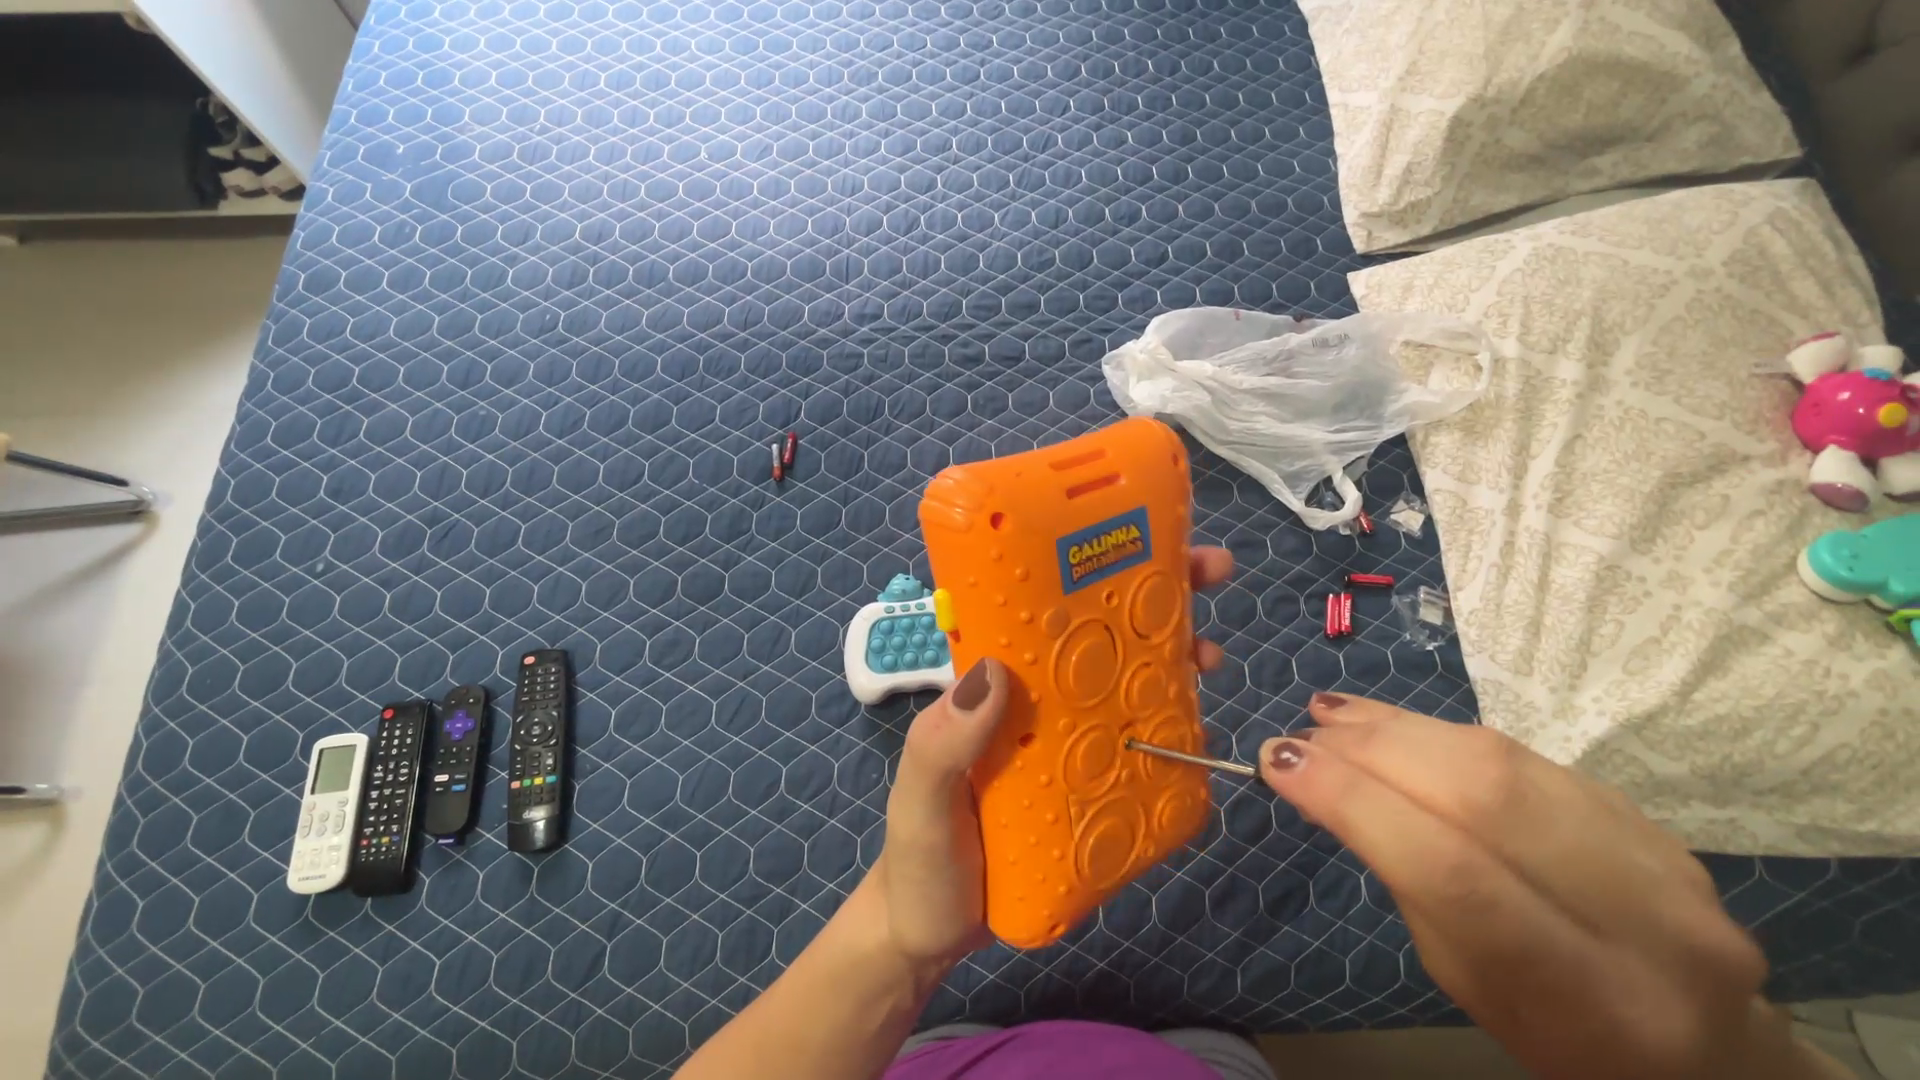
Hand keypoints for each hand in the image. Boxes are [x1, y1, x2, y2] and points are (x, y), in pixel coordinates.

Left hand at [870, 545, 1235, 970]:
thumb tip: (993, 671)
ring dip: (1170, 654)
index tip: (1144, 540)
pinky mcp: (1086, 782)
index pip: (1037, 607)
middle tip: (1210, 578)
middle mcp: (1029, 699)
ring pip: (1122, 679)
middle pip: (1093, 631)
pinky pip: (1133, 740)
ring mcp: (1061, 740)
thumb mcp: (920, 800)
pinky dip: (1170, 722)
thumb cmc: (920, 863)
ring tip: (1212, 655)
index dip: (1086, 567)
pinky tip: (1200, 723)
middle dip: (1152, 595)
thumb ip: (943, 745)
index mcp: (987, 685)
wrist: (935, 935)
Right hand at [1258, 694, 1825, 1079]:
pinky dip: (1446, 734)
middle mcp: (1643, 919)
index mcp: (1585, 993)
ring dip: (1402, 727)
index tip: (1278, 762)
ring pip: (1506, 760)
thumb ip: (1411, 880)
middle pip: (1483, 795)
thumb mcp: (1467, 982)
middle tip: (1303, 732)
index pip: (1452, 872)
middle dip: (1374, 750)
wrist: (1702, 1044)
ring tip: (1335, 714)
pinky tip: (1398, 726)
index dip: (1355, 802)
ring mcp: (1659, 857)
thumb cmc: (1553, 1031)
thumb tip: (1327, 782)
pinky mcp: (1649, 815)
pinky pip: (1528, 756)